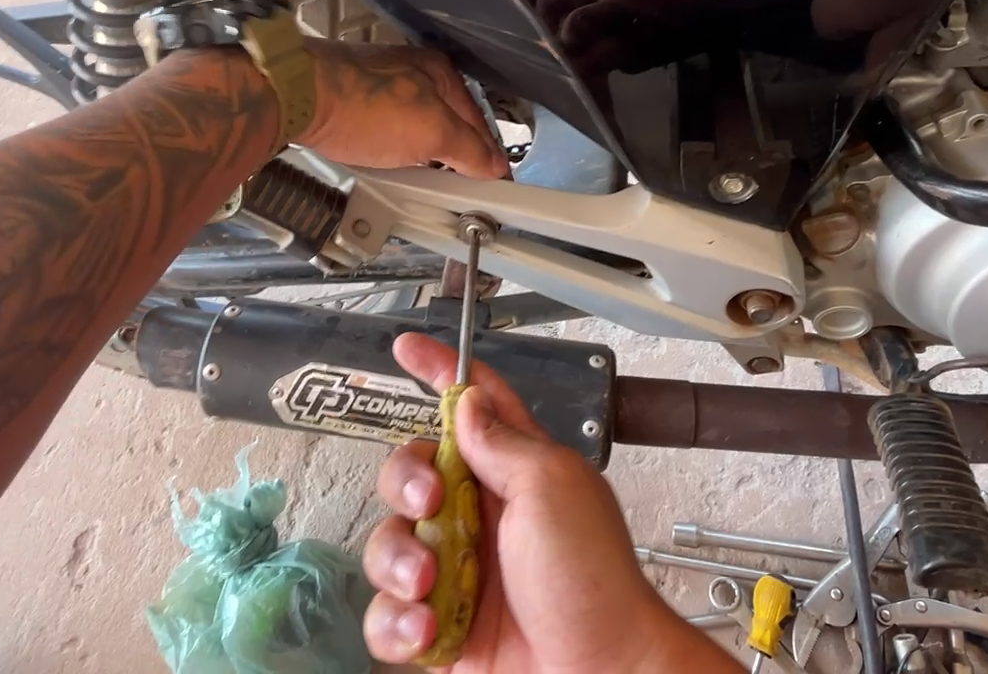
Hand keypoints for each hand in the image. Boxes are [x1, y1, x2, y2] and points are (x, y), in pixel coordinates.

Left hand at [300, 43, 508, 179]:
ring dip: (421, 157)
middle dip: (453, 156)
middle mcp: (411, 73)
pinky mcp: (350, 103)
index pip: (477, 120)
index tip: (494, 184)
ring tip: (423, 184)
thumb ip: (469, 149)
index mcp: (439, 72)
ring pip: (413, 130)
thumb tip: (496, 166)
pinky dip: (392, 154)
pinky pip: (384, 134)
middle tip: (458, 189)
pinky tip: (388, 168)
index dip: (487, 154)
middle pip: (445, 124)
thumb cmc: (368, 107)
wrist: (297, 97)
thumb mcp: (433, 131)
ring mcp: (378, 86)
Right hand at [361, 334, 735, 672]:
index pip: (471, 402)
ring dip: (399, 559)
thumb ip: (502, 442)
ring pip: (391, 539)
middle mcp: (479, 510)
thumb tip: (465, 402)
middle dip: (406, 480)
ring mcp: (457, 566)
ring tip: (429, 585)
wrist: (598, 673)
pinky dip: (395, 621)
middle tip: (429, 501)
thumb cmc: (592, 579)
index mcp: (513, 466)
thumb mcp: (551, 489)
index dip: (440, 368)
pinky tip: (423, 628)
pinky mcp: (439, 622)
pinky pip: (388, 611)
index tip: (409, 347)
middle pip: (412, 468)